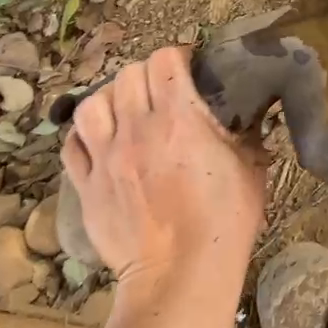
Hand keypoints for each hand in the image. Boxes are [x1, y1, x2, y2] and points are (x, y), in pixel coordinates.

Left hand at [61, 47, 265, 286]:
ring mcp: (105, 159)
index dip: (179, 55)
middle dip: (148, 73)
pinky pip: (72, 145)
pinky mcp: (85, 187)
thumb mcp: (251, 163)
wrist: (181, 272)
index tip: (193, 66)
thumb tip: (255, 109)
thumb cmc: (226, 216)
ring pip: (91, 104)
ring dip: (111, 98)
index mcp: (180, 118)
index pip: (164, 60)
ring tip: (128, 109)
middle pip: (127, 75)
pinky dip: (86, 133)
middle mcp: (137, 130)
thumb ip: (246, 129)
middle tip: (165, 88)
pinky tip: (103, 139)